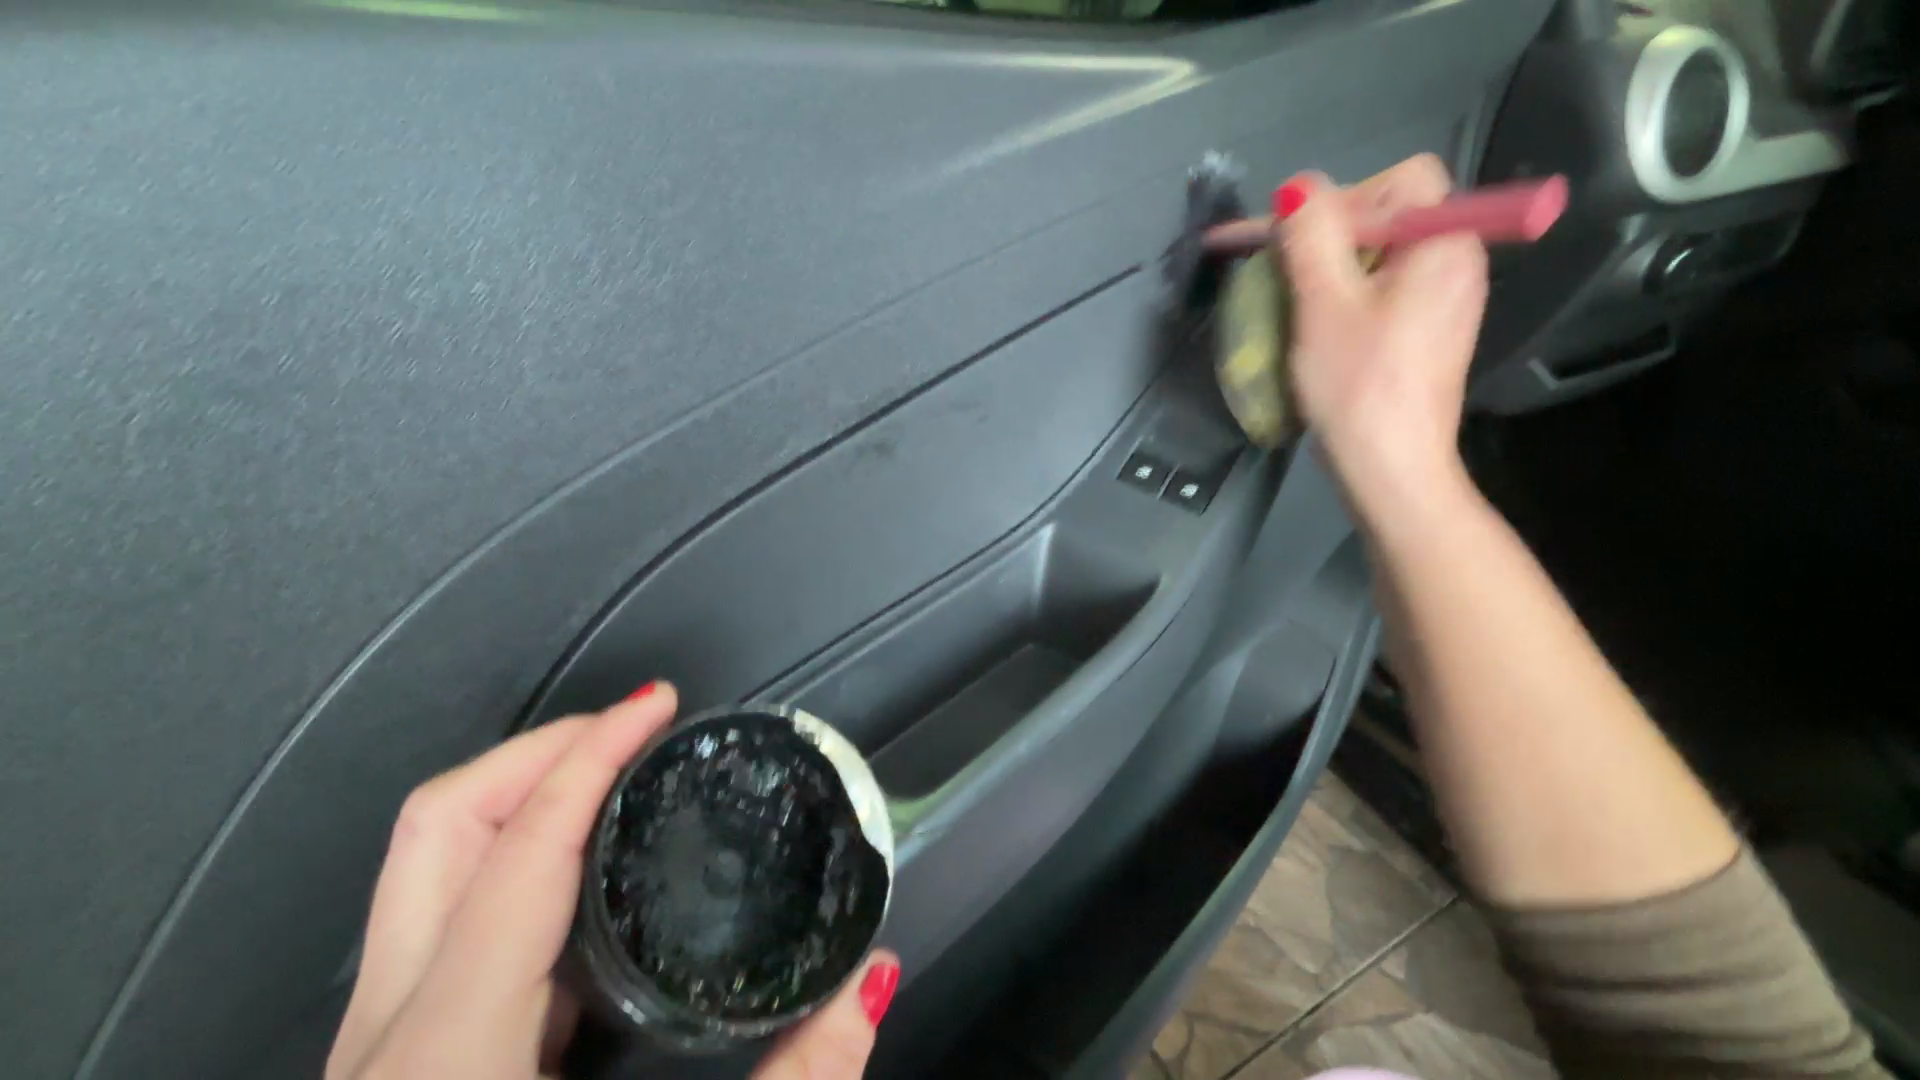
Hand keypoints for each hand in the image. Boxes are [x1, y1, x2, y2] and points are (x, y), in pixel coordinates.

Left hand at [326, 681, 900, 1079]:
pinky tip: (590, 878)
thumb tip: (873, 985)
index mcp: (451, 1053)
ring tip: (618, 773)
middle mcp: (387, 1038)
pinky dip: (523, 863)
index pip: (521, 850)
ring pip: (431, 865)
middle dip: (540, 749)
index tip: (654, 704)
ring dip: (529, 796)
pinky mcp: (401, 1060)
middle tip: (630, 727)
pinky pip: (450, 920)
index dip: (588, 756)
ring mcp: (377, 1049)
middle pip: (440, 825)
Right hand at [1276, 154, 1489, 513]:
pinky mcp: (1425, 334)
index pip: (1404, 179)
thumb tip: (1298, 188)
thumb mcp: (1324, 304)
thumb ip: (1311, 235)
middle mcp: (1454, 262)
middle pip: (1391, 215)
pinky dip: (1345, 295)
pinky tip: (1314, 325)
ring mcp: (1443, 301)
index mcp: (1443, 244)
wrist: (1391, 469)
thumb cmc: (1358, 386)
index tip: (1304, 240)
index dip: (1348, 197)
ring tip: (1290, 296)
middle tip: (1282, 267)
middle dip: (1330, 232)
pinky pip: (1384, 291)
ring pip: (1382, 255)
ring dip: (1331, 266)